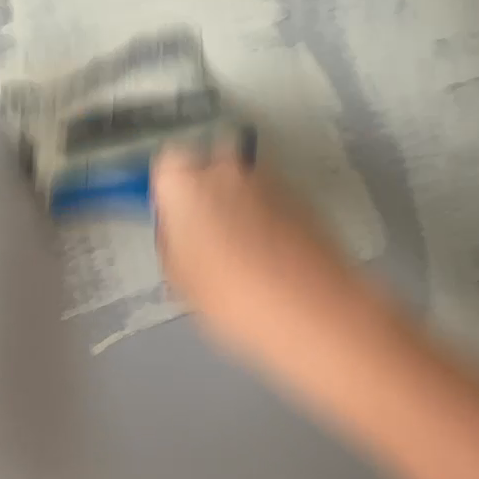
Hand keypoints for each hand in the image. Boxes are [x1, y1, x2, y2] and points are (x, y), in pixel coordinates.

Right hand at [151, 143, 358, 355]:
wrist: (313, 312)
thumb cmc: (237, 298)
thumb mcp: (180, 280)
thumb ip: (171, 242)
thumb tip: (174, 232)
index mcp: (186, 183)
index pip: (165, 167)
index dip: (168, 194)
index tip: (170, 216)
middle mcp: (228, 168)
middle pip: (208, 166)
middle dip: (205, 193)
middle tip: (203, 236)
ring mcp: (271, 179)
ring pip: (243, 182)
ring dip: (239, 205)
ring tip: (239, 254)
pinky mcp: (304, 196)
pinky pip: (273, 199)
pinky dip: (268, 217)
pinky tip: (268, 257)